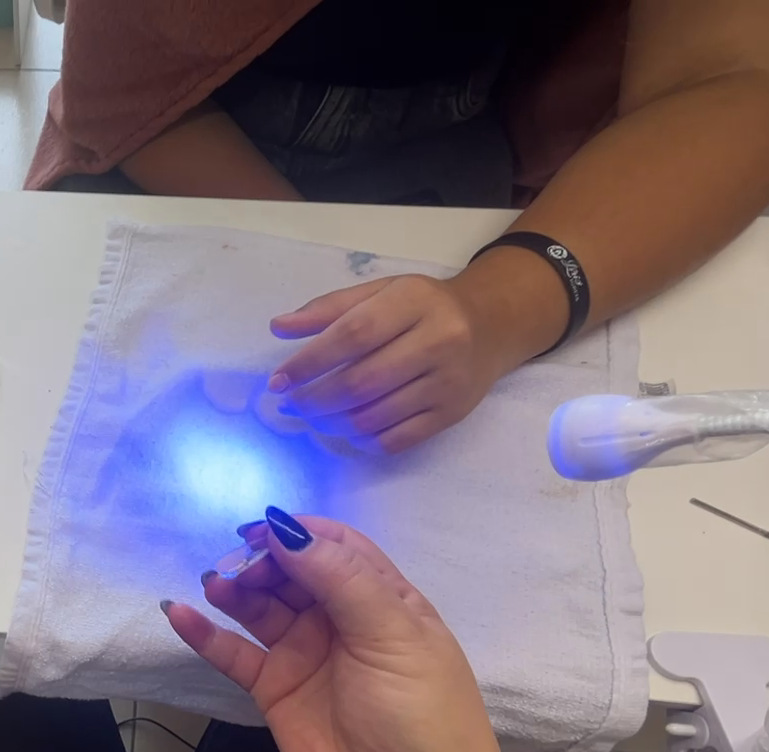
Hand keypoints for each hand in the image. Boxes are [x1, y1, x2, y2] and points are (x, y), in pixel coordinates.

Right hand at [163, 514, 510, 751]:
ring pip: (259, 606)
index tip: (263, 531)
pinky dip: (204, 632)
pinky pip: (232, 651)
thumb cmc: (419, 714)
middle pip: (291, 572)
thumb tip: (286, 530)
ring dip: (234, 589)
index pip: (337, 548)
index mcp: (382, 599)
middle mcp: (339, 619)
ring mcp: (302, 652)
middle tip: (239, 565)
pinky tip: (180, 614)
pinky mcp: (271, 686)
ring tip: (214, 583)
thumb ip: (341, 579)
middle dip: (263, 561)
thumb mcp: (393, 636)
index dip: (299, 534)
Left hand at [268, 274, 508, 452]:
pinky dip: (361, 440)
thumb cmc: (420, 308)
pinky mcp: (451, 413)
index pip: (351, 336)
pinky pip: (394, 440)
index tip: (277, 382)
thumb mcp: (377, 293)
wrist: (492, 325)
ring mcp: (448, 382)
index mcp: (414, 303)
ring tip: (313, 416)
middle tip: (289, 404)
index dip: (307, 363)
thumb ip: (326, 309)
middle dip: (313, 401)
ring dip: (330, 424)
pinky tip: (346, 428)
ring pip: (373, 417)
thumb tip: (277, 327)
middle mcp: (439, 341)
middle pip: (359, 383)